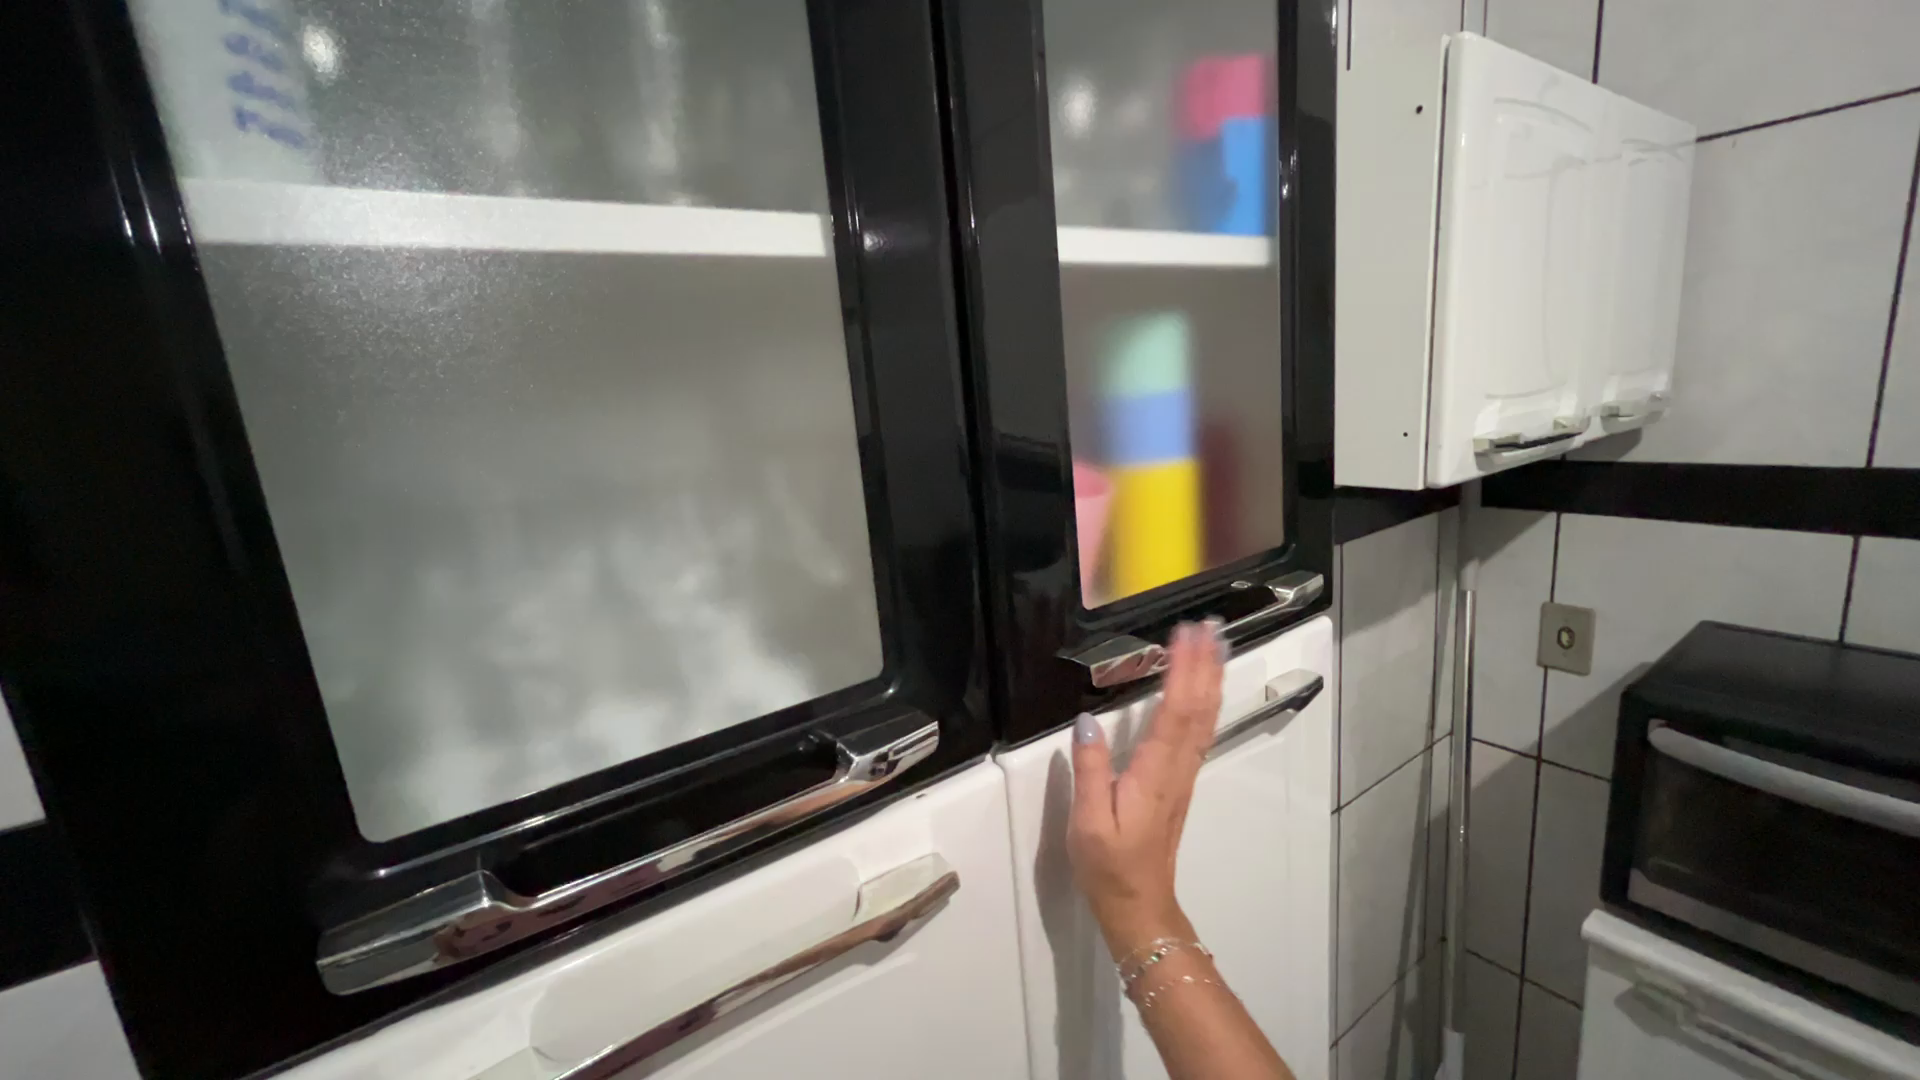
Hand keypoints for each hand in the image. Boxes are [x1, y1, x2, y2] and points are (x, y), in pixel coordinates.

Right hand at [1066, 620, 1225, 956]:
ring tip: (1214, 645)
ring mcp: (1183, 775)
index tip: (1185, 635)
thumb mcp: (1088, 822)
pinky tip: (1204, 689)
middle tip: (1209, 625)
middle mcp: (1177, 768)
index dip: (1184, 672)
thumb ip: (1089, 771)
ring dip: (1210, 679)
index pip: (1175, 712)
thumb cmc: (1110, 866)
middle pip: (1198, 709)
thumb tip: (1086, 720)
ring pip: (1204, 719)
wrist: (1139, 905)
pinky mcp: (1180, 781)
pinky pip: (1199, 731)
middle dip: (1205, 664)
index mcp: (1154, 773)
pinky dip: (1205, 702)